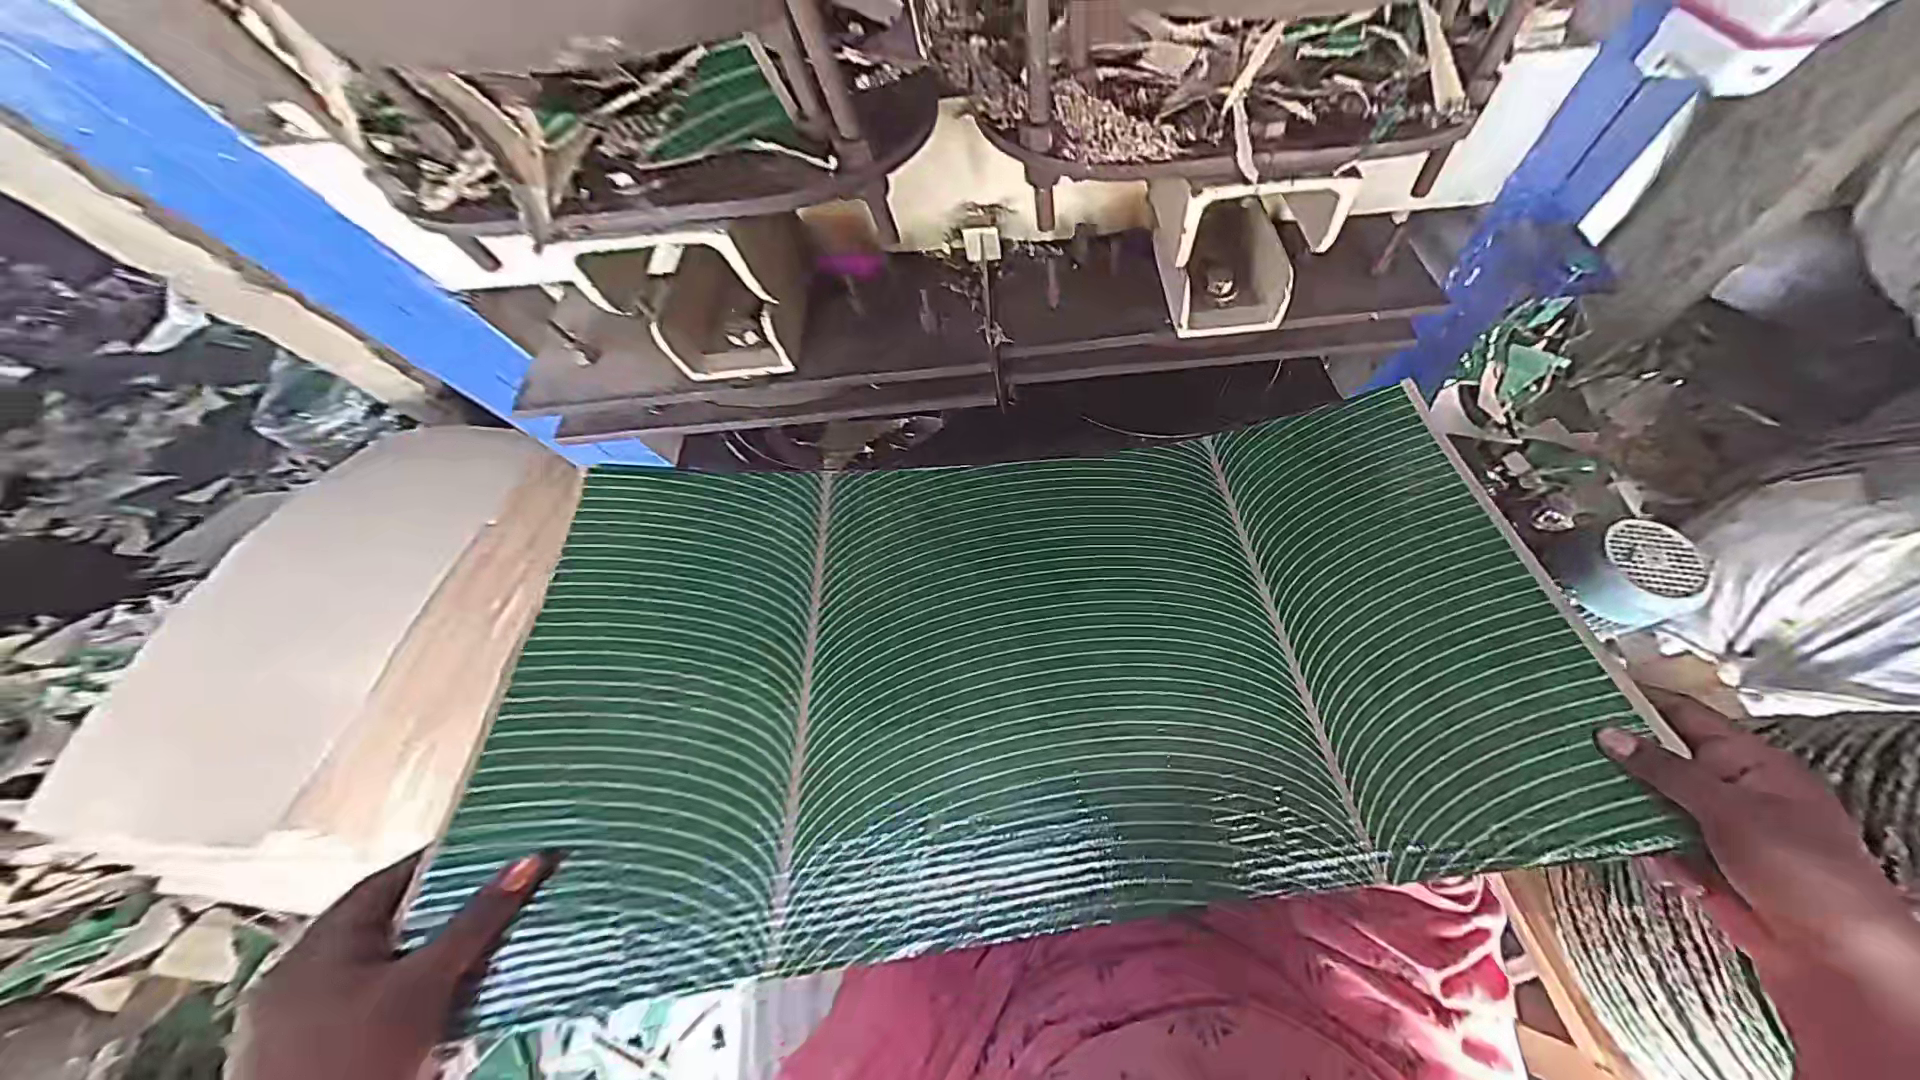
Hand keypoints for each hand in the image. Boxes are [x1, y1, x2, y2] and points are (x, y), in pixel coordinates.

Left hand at [228, 850, 558, 1079]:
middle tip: (492, 896)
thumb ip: (479, 919)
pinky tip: (440, 994)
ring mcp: (292, 1018)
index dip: (441, 864)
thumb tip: (532, 859)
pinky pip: (365, 997)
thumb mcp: (430, 983)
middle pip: (383, 921)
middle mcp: (295, 974)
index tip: (487, 856)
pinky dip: (405, 986)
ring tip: (476, 942)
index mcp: (317, 946)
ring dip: (424, 950)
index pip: (388, 880)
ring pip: (376, 962)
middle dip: (440, 909)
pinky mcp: (303, 1053)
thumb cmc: (363, 1057)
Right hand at [1597, 691, 1919, 1078]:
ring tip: (1624, 828)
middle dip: (1620, 762)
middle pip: (1657, 759)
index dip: (1638, 700)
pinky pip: (1654, 841)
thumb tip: (1607, 732)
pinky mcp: (1701, 860)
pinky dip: (1654, 856)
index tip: (1585, 691)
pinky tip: (1673, 875)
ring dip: (1633, 817)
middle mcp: (1731, 789)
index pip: (1684, 715)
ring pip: (1647, 802)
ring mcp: (1716, 827)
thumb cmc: (1804, 873)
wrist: (1841, 963)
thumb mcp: (1731, 812)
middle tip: (1570, 752)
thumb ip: (1664, 770)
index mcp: (1751, 765)